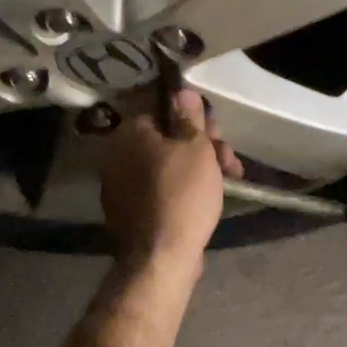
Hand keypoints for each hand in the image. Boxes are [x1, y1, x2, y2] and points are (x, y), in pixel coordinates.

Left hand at [99, 89, 242, 268]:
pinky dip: (181, 192)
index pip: (163, 114)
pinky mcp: (131, 213)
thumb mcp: (196, 148)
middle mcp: (117, 157)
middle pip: (166, 142)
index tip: (218, 135)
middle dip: (202, 148)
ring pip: (166, 168)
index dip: (195, 123)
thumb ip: (190, 117)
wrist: (162, 255)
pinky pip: (159, 192)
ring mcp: (121, 188)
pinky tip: (205, 201)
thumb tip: (182, 91)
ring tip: (229, 182)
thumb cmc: (183, 194)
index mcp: (128, 134)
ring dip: (198, 170)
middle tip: (229, 162)